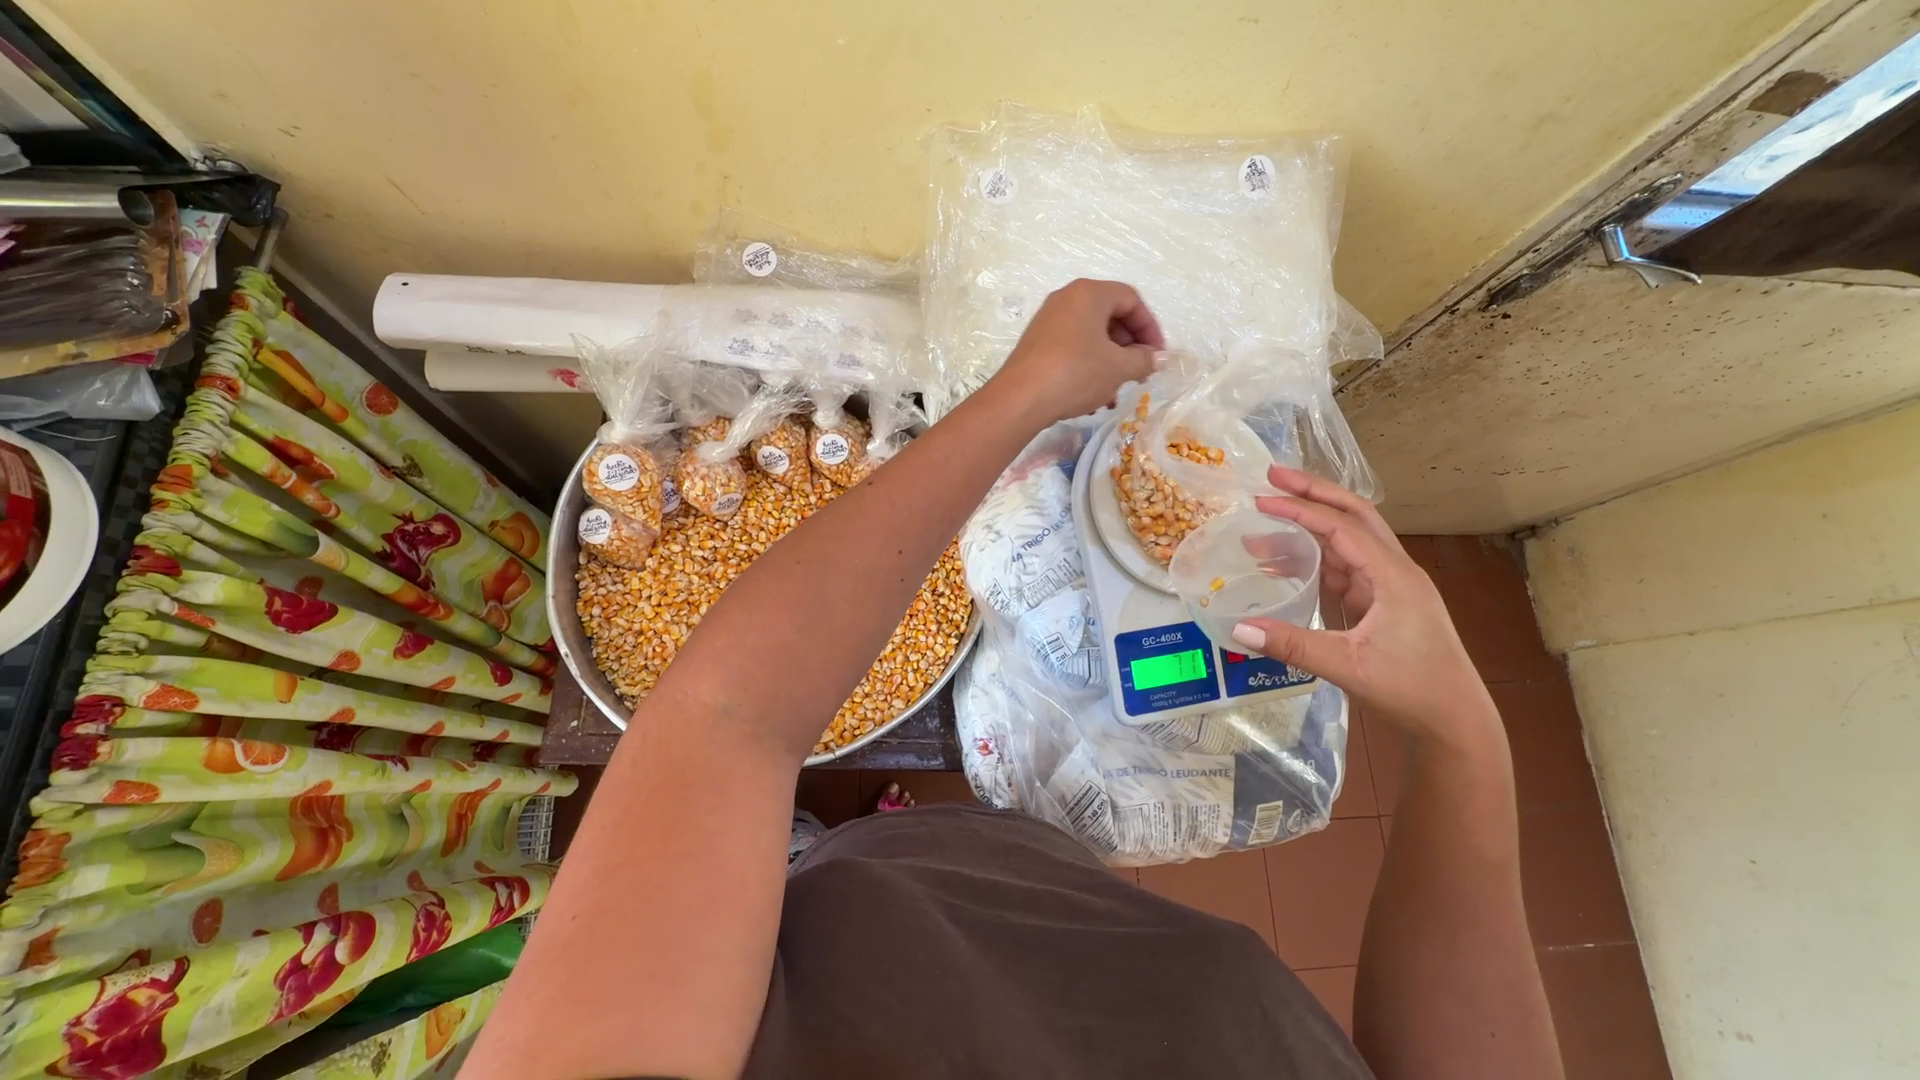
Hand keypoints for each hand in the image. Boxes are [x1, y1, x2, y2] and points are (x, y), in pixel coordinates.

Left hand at [986, 279, 1163, 426]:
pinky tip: (1092, 399)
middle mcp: (1066, 300)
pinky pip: (1072, 350)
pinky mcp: (1037, 345)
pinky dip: (1088, 368)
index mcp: (1088, 293)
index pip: (1131, 299)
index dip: (1150, 327)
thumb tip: (1159, 358)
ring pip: (1091, 338)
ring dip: (1109, 364)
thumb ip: (1144, 360)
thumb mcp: (1118, 367)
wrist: (1020, 399)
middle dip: (1129, 348)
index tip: (1157, 355)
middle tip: (1139, 373)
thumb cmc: (1075, 373)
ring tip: (1115, 393)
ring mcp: (1048, 322)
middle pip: (1110, 317)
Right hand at [1227, 466, 1500, 749]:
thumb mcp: (1347, 667)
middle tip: (1272, 478)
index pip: (1342, 527)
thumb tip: (1239, 630)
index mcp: (1394, 577)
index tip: (1262, 498)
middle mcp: (1395, 570)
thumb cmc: (1411, 689)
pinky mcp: (1383, 602)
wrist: (1454, 719)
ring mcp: (1391, 585)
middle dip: (1313, 493)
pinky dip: (1314, 558)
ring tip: (1266, 522)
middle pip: (1353, 515)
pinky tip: (1285, 565)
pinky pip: (1345, 568)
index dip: (1301, 509)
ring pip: (1347, 541)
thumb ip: (1293, 645)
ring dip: (1309, 528)